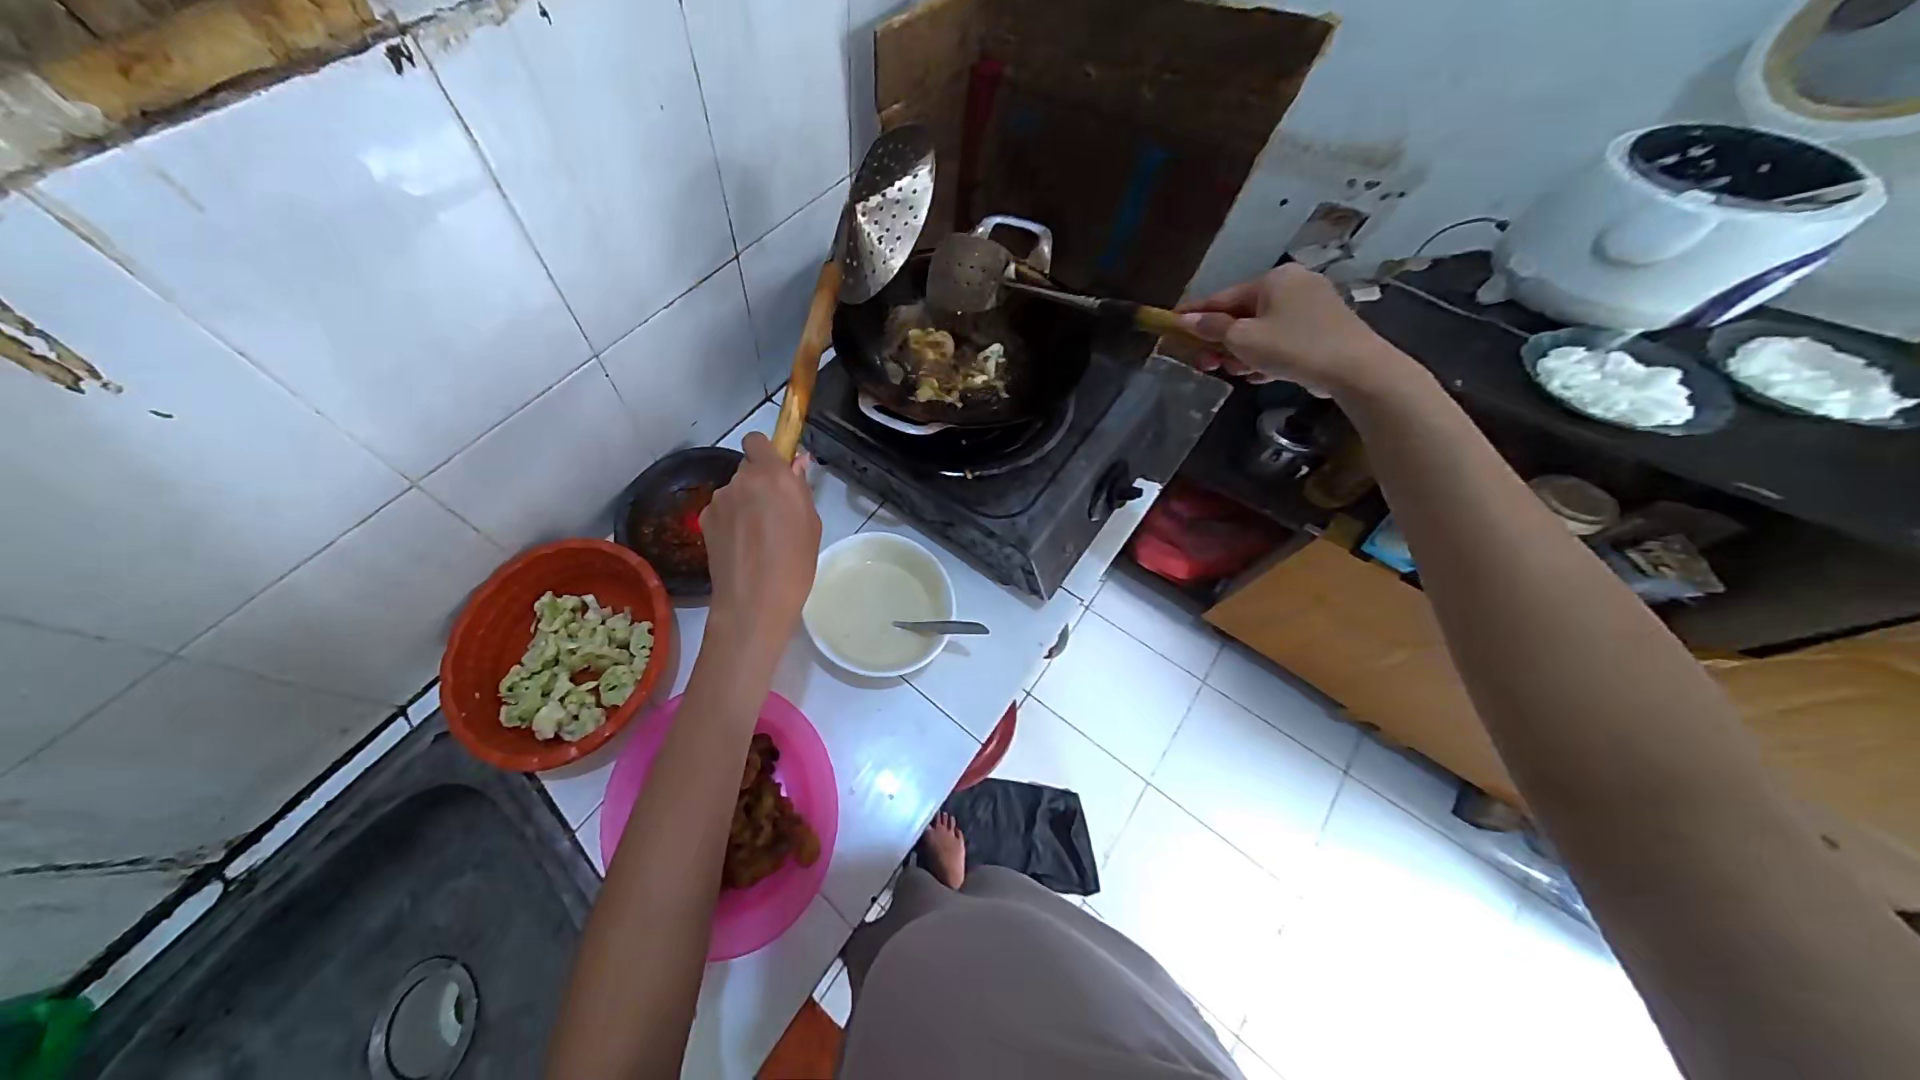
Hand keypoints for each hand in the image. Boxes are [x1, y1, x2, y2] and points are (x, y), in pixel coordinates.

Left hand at [700, 433, 821, 650]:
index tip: (778, 471)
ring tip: (759, 537)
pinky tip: (742, 547)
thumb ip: (799, 488)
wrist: (754, 601)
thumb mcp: (810, 523)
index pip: (757, 440)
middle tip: (775, 513)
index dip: (766, 452)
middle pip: (747, 470)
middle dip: (759, 484)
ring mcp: (718, 501)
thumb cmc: (795, 562)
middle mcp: (741, 481)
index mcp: (772, 475)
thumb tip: (795, 465)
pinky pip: (722, 512)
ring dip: (744, 504)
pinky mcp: (704, 522)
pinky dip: (731, 522)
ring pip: (734, 492)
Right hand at [1176, 265, 1410, 397]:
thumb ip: (1212, 328)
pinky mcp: (1323, 327)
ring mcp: (1312, 305)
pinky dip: (1266, 354)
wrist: (1354, 368)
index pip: (1222, 297)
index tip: (1170, 325)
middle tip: (1206, 365)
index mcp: (1273, 279)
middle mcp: (1293, 284)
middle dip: (1221, 341)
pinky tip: (1261, 374)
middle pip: (1242, 314)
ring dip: (1242, 352)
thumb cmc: (1293, 347)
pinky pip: (1281, 338)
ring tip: (1236, 373)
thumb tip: (1185, 320)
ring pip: (1261, 328)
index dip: (1194, 314)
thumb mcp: (1243, 339)